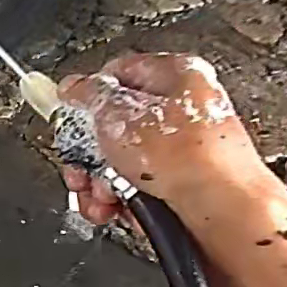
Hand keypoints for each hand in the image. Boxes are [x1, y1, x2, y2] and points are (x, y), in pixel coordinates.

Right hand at [57, 53, 268, 226]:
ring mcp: (177, 153)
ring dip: (96, 184)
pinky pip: (129, 190)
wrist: (220, 211)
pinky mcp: (173, 187)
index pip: (116, 75)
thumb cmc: (188, 158)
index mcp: (174, 76)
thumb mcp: (119, 115)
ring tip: (102, 196)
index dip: (86, 98)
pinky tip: (114, 210)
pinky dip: (115, 203)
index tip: (67, 118)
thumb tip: (72, 86)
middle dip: (86, 155)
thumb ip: (88, 96)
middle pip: (109, 127)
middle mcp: (178, 112)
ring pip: (115, 164)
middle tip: (81, 169)